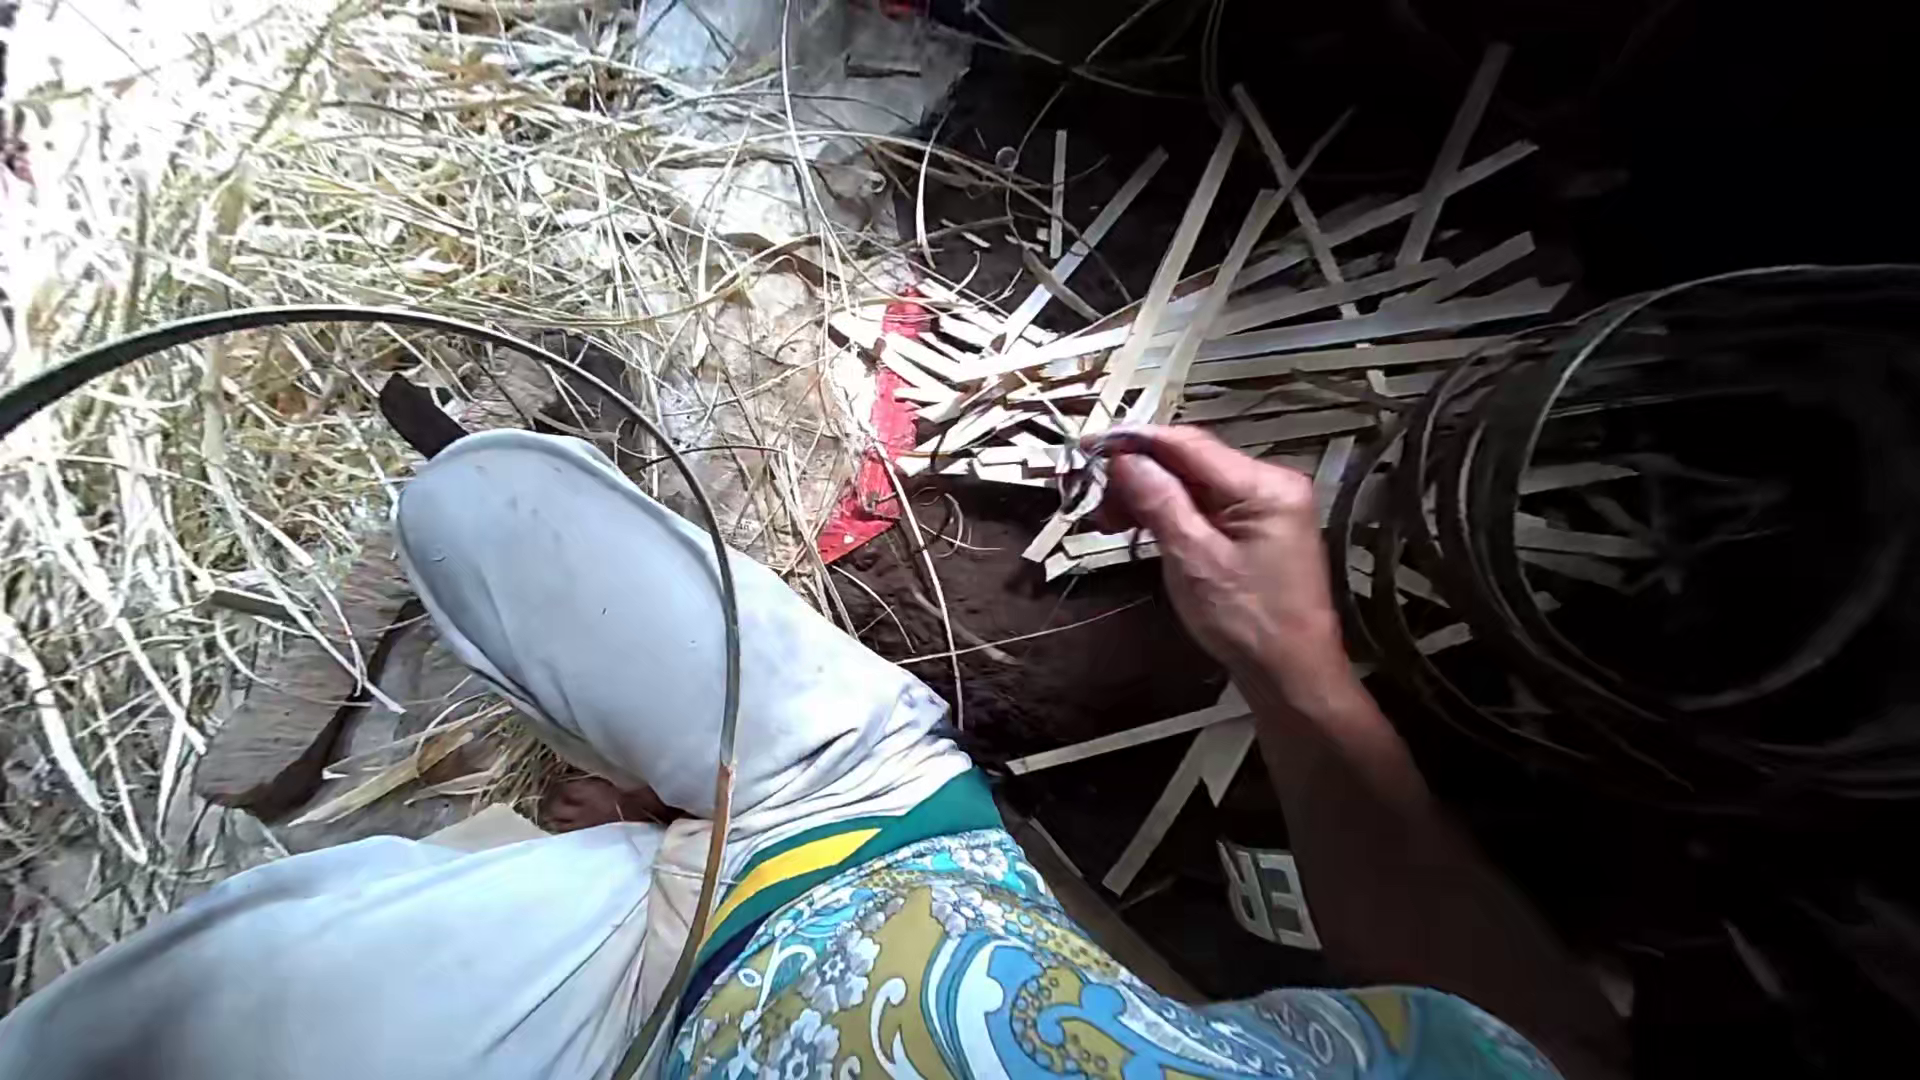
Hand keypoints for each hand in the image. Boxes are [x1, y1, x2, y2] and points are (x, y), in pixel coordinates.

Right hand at [1092, 426, 1347, 694]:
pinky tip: (1136, 524)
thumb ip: (1158, 501)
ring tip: (1108, 519)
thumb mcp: (1193, 559)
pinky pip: (1199, 505)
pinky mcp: (1250, 526)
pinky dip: (1164, 511)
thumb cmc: (1246, 620)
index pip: (1187, 444)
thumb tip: (1123, 458)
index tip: (1090, 446)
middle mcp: (1267, 483)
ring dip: (1145, 495)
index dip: (1135, 441)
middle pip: (1187, 461)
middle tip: (1094, 498)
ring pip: (1188, 483)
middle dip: (1136, 474)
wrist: (1289, 673)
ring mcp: (1260, 505)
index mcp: (1264, 485)